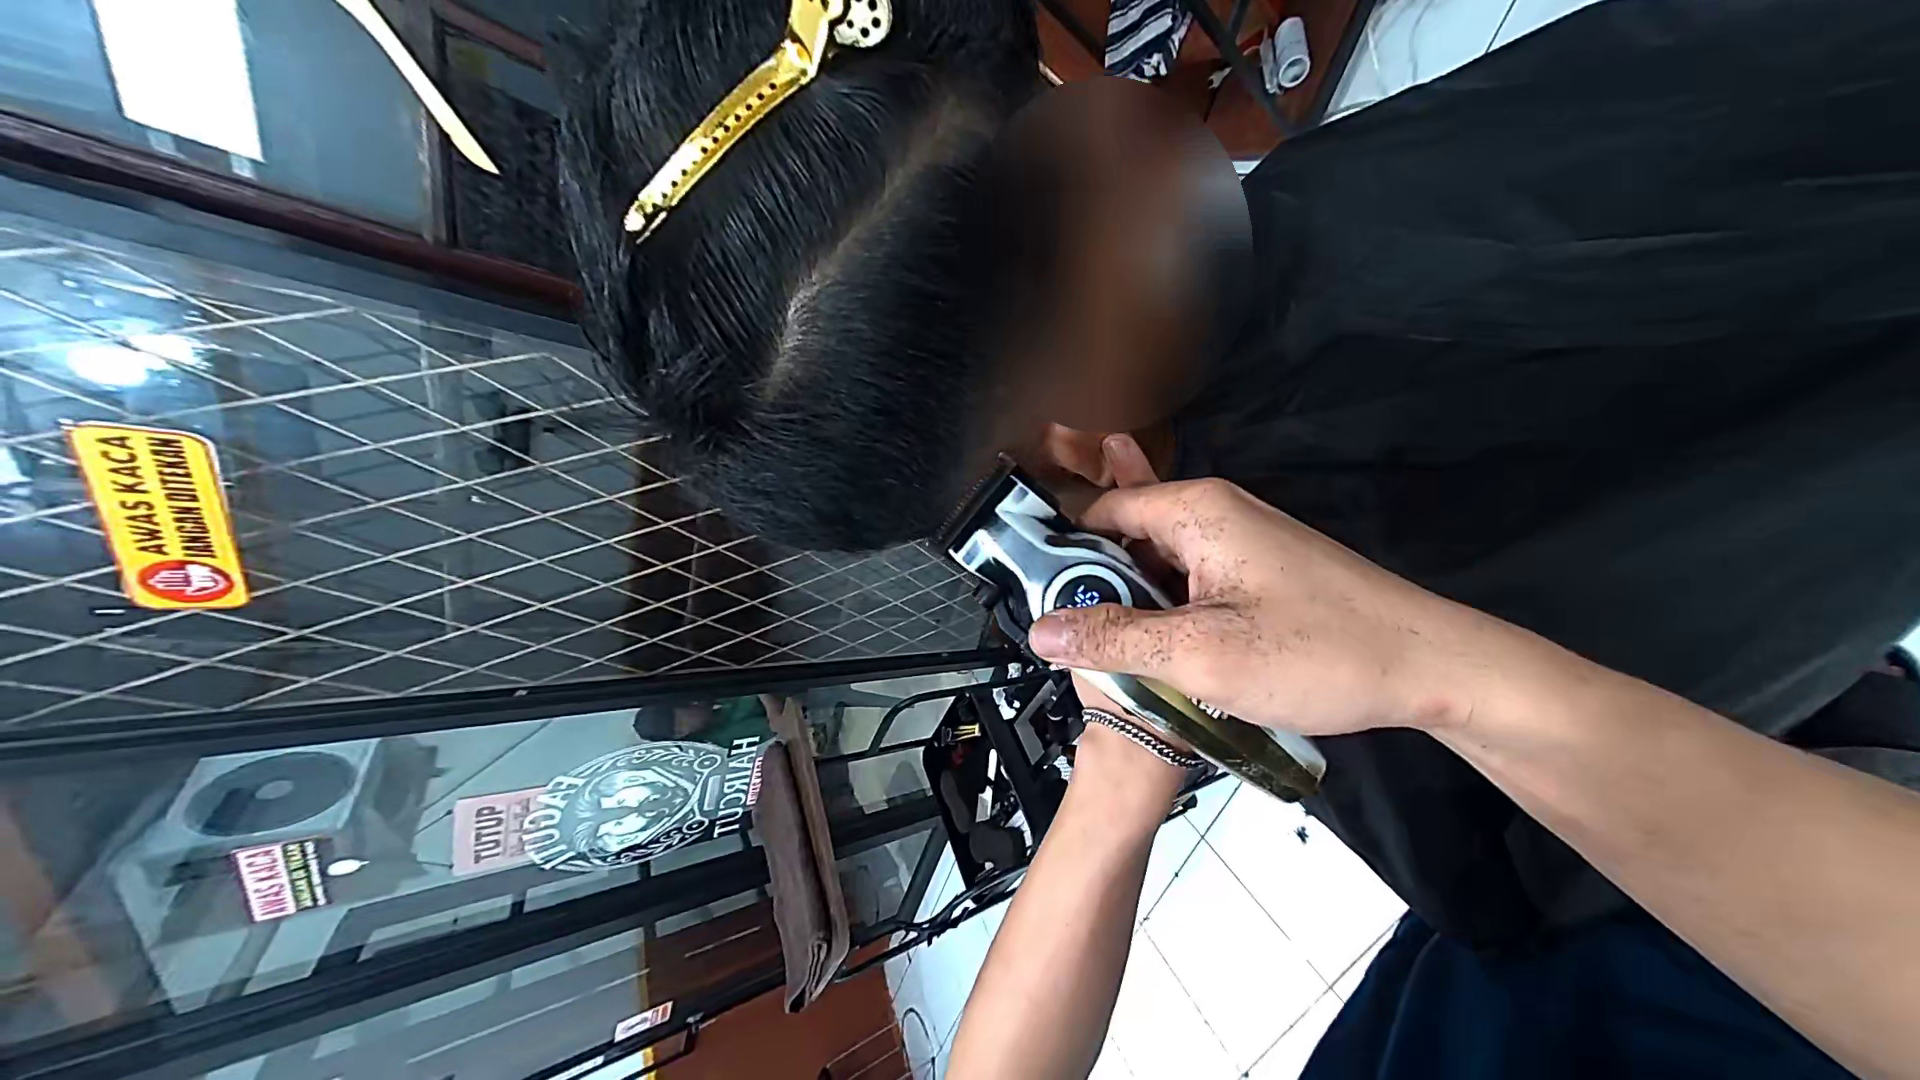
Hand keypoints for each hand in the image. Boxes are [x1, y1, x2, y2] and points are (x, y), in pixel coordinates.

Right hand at [1030, 439, 1493, 736]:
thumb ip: (1114, 638)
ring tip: (1105, 652)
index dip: (1062, 555)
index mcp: (1193, 511)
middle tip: (1069, 638)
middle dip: (1094, 583)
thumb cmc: (1320, 653)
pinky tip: (1152, 649)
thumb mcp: (1201, 654)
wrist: (1434, 668)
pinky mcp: (1251, 571)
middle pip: (1124, 537)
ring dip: (1130, 604)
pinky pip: (1185, 582)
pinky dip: (1162, 611)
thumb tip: (1040, 629)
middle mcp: (1210, 512)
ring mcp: (1234, 541)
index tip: (1039, 602)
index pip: (1099, 512)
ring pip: (1153, 565)